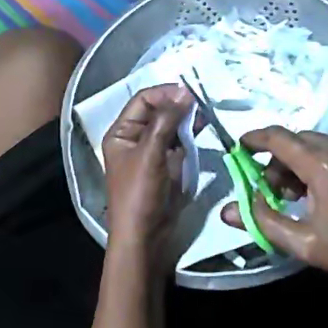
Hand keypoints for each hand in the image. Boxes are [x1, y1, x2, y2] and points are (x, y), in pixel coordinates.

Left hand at [102, 83, 193, 247]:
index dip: (165, 93)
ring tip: (206, 115)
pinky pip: (180, 143)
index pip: (143, 100)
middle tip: (203, 103)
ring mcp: (152, 152)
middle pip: (158, 111)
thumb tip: (184, 92)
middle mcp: (135, 139)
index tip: (190, 94)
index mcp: (121, 133)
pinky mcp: (168, 166)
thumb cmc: (140, 193)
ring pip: (171, 127)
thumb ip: (167, 121)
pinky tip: (204, 130)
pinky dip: (191, 136)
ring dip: (187, 120)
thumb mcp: (151, 153)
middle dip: (179, 105)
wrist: (145, 236)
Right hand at [220, 127, 327, 282]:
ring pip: (312, 144)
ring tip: (291, 196)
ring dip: (294, 162)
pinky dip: (313, 164)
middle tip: (267, 190)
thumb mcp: (305, 243)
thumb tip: (230, 210)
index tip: (237, 148)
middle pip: (294, 140)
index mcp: (322, 165)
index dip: (254, 140)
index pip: (278, 138)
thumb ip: (264, 223)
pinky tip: (315, 194)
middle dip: (274, 160)